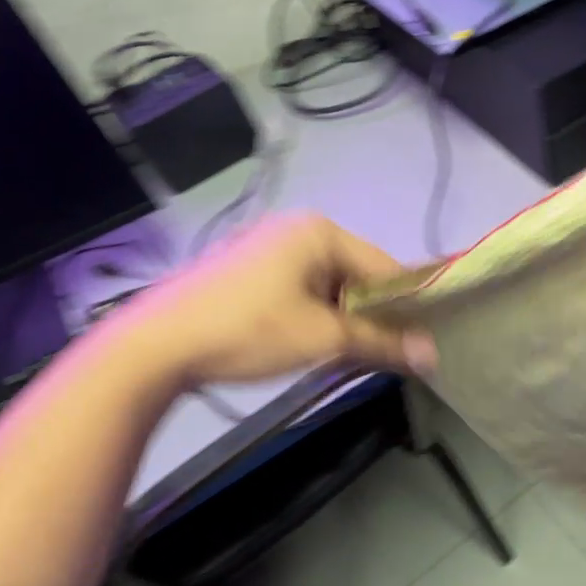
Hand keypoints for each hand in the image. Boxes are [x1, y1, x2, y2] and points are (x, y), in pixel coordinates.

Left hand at [114, 213, 435, 384]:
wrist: (152, 347)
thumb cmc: (248, 331)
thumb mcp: (324, 338)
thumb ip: (383, 343)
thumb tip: (433, 356)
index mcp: (320, 232)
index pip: (386, 267)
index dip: (408, 305)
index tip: (423, 340)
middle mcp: (296, 230)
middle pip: (357, 275)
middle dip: (373, 314)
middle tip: (386, 352)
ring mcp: (266, 248)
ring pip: (328, 285)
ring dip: (343, 318)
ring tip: (348, 353)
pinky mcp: (245, 271)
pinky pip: (300, 290)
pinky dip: (314, 315)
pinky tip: (310, 343)